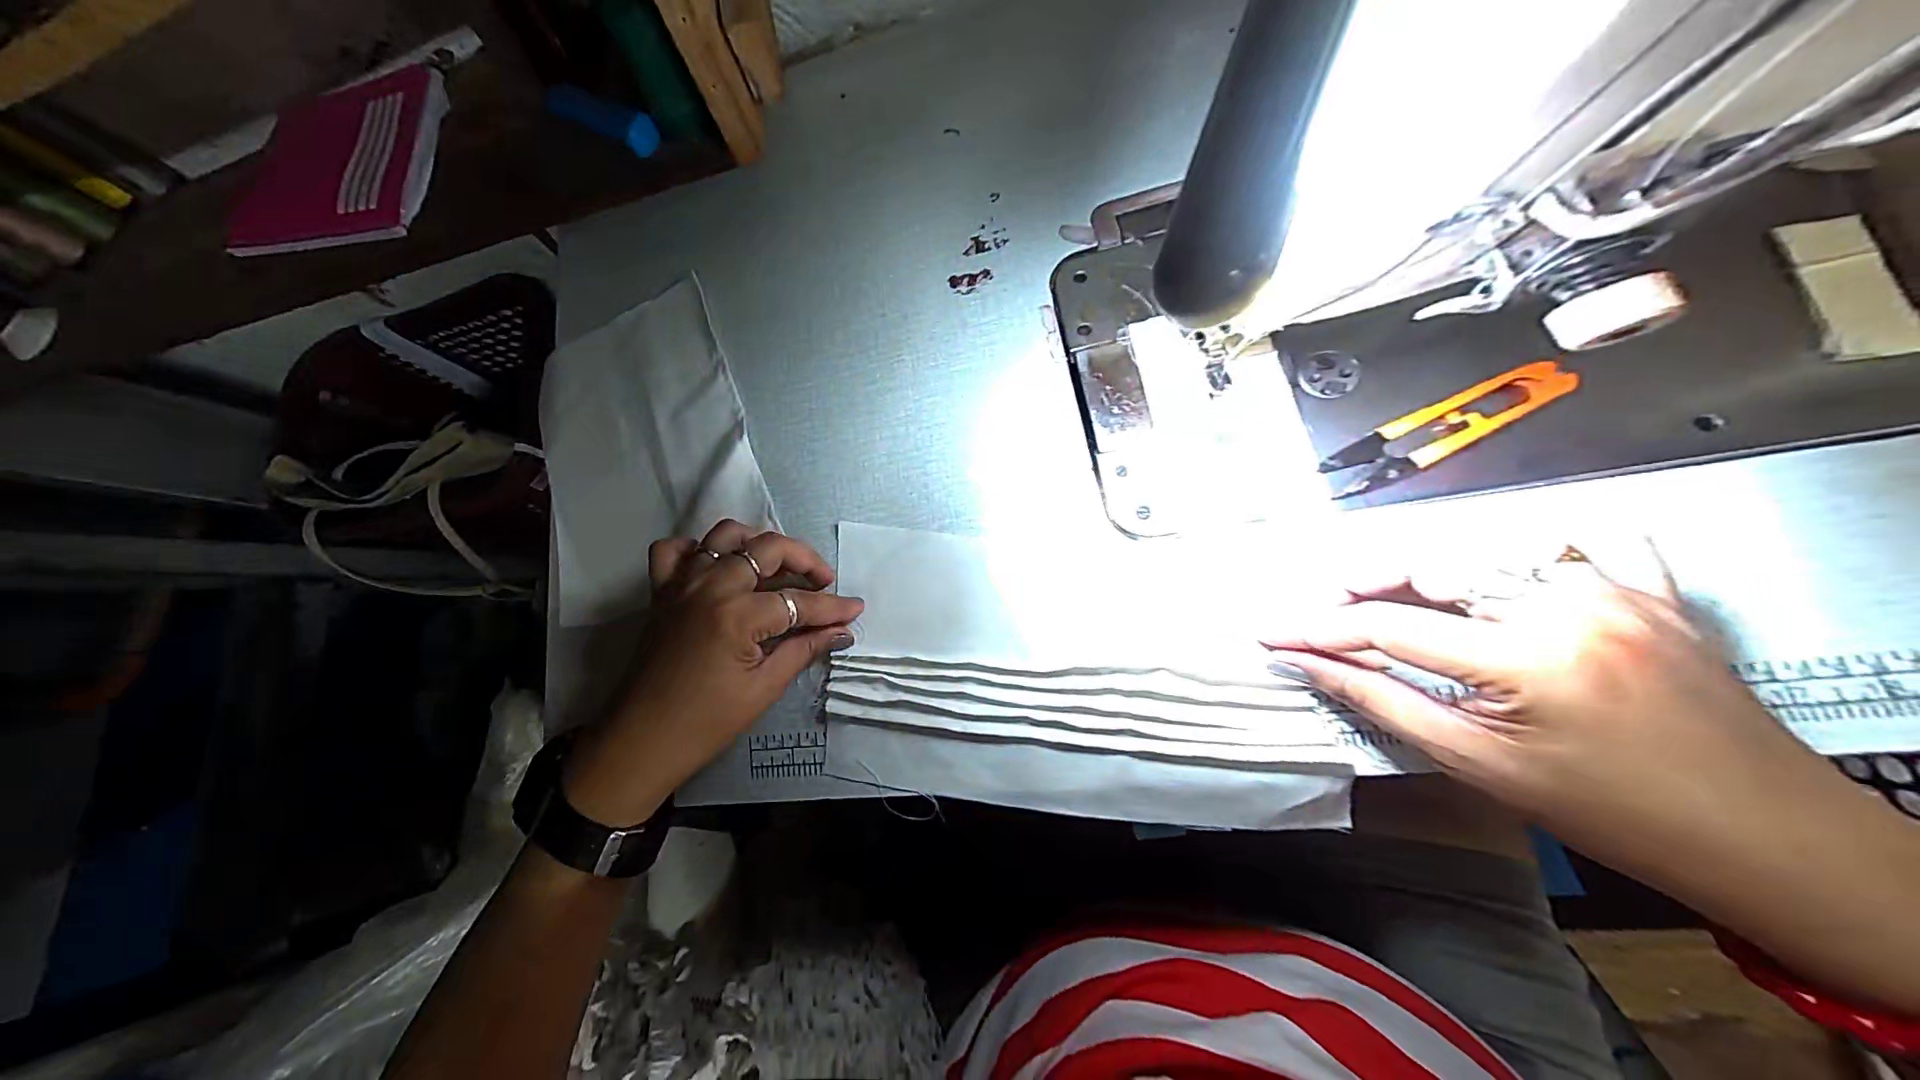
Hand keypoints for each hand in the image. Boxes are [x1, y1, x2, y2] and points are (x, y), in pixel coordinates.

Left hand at [563, 521, 861, 824]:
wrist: (640, 741)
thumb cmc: (707, 723)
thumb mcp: (764, 688)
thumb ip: (803, 649)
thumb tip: (841, 631)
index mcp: (737, 615)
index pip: (798, 601)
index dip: (832, 606)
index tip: (856, 608)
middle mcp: (710, 587)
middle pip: (767, 549)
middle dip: (804, 559)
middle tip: (823, 582)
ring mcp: (682, 585)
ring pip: (725, 535)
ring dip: (758, 543)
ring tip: (778, 565)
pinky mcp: (661, 592)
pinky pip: (675, 551)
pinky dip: (698, 549)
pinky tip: (718, 567)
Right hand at [1260, 552, 1853, 868]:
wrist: (1763, 837)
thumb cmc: (1613, 815)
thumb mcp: (1480, 765)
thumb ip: (1384, 702)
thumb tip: (1310, 666)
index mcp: (1528, 659)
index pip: (1389, 627)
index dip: (1318, 628)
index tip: (1274, 631)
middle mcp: (1570, 605)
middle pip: (1432, 565)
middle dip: (1365, 585)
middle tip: (1327, 612)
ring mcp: (1617, 589)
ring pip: (1490, 545)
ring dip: (1429, 568)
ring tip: (1394, 597)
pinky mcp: (1650, 588)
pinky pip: (1580, 540)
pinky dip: (1527, 546)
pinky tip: (1500, 568)